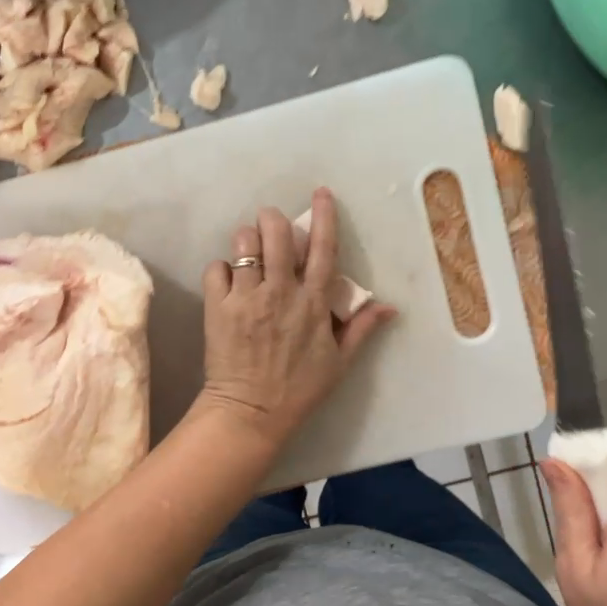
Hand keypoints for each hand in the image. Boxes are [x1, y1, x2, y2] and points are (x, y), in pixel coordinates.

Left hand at [194, 188, 394, 447]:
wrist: (251, 412)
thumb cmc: (298, 390)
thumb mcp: (339, 363)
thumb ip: (361, 329)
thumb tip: (389, 306)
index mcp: (314, 302)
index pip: (322, 248)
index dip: (323, 216)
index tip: (321, 193)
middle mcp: (281, 292)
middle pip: (277, 233)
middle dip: (273, 220)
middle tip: (270, 226)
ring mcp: (247, 298)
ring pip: (244, 245)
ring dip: (247, 241)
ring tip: (247, 252)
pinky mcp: (218, 308)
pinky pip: (216, 269)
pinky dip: (221, 269)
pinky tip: (227, 281)